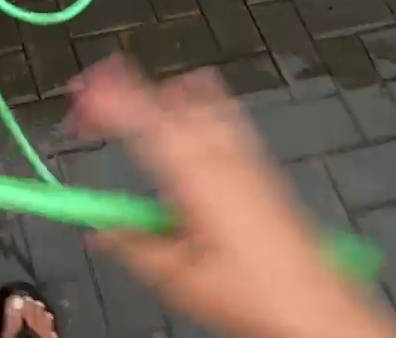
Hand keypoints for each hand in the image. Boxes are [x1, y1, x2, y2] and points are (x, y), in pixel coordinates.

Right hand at [71, 58, 395, 337]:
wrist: (321, 308)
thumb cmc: (250, 294)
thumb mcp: (177, 279)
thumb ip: (131, 245)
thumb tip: (96, 229)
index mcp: (189, 174)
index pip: (134, 116)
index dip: (100, 100)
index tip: (73, 102)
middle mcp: (212, 149)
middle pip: (155, 93)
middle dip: (113, 87)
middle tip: (86, 103)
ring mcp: (238, 147)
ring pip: (188, 93)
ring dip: (150, 90)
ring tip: (126, 104)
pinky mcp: (256, 155)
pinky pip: (220, 104)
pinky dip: (192, 94)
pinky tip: (183, 104)